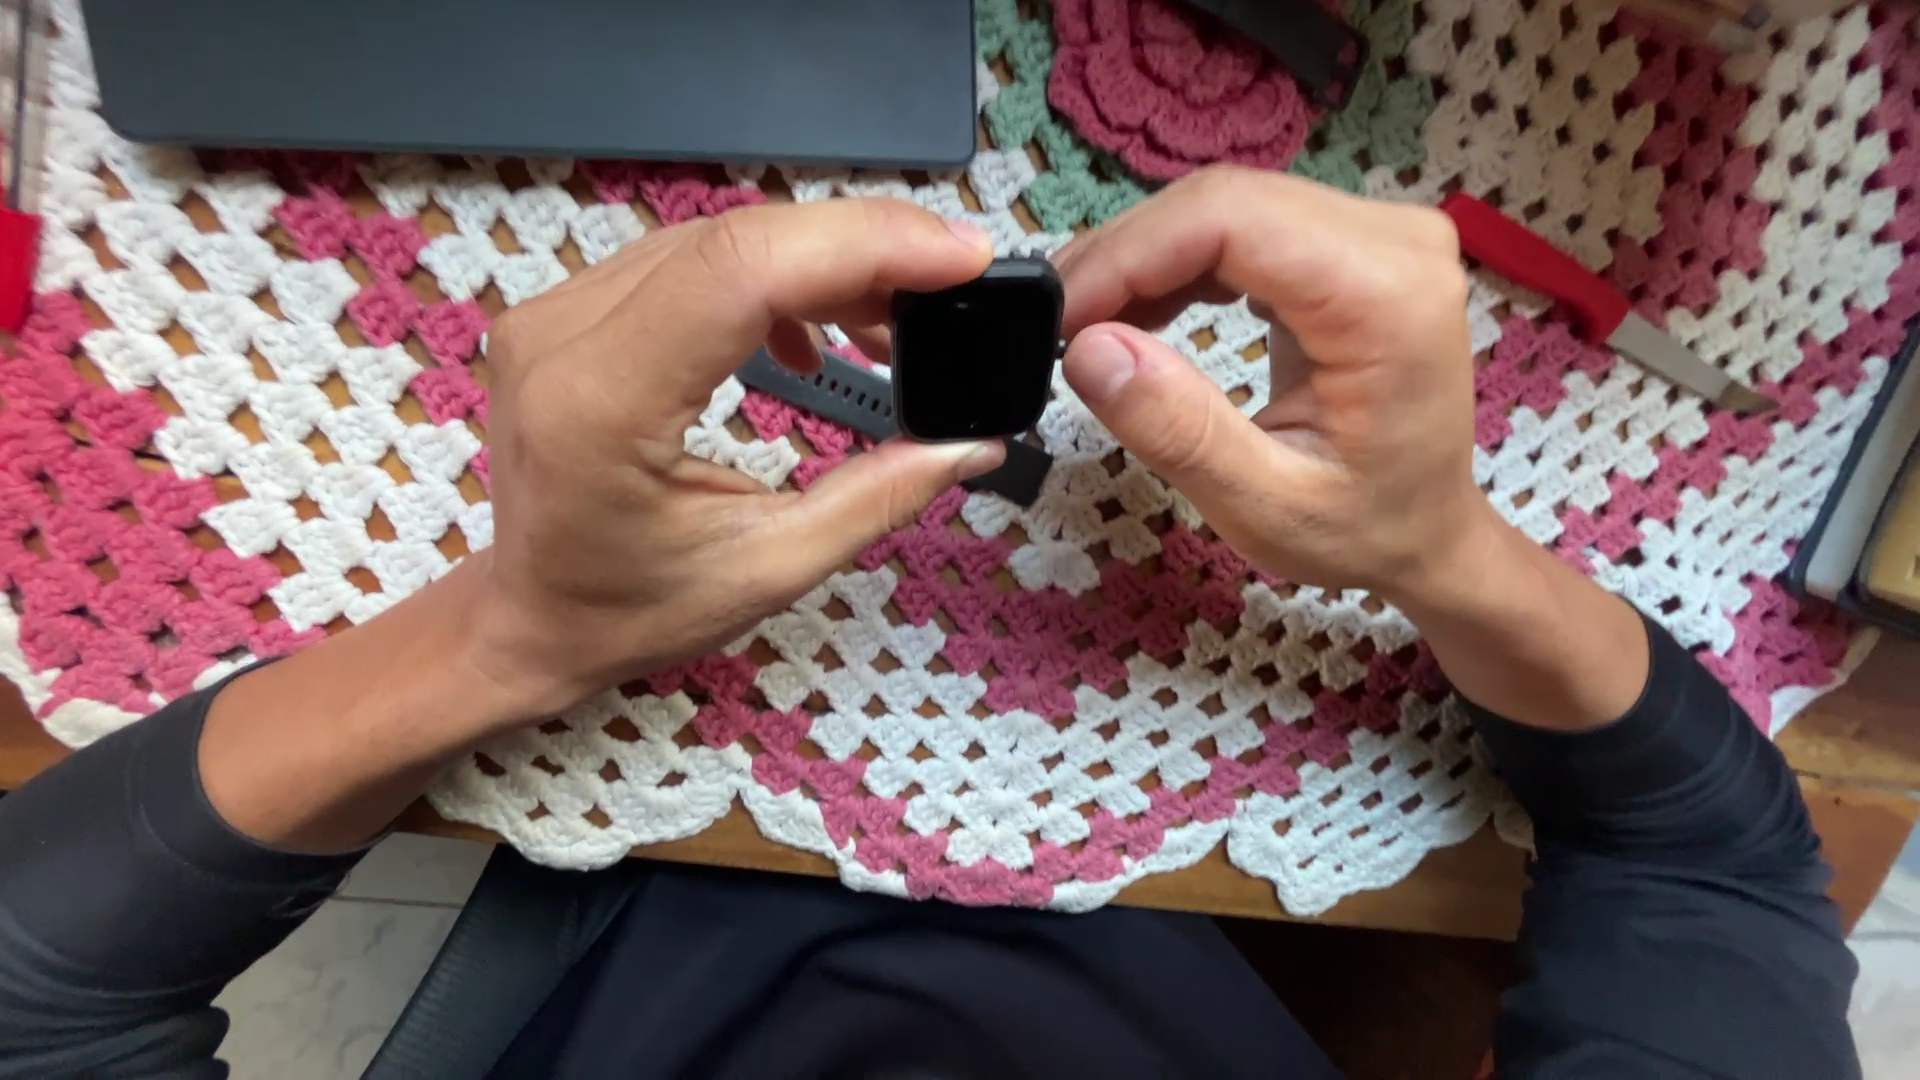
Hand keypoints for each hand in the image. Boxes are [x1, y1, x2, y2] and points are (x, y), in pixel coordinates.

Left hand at [463, 199, 1004, 721]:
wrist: (530, 618)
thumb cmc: (637, 611)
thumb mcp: (772, 569)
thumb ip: (878, 499)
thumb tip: (971, 443)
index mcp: (604, 404)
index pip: (742, 272)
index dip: (864, 246)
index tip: (961, 258)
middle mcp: (565, 334)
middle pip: (739, 239)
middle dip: (864, 248)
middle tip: (952, 285)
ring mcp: (559, 312)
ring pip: (722, 241)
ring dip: (826, 265)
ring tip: (898, 320)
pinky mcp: (575, 312)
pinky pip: (695, 265)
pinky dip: (776, 283)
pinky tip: (814, 338)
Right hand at [1056, 166, 1648, 731]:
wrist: (1424, 531)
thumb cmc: (1358, 531)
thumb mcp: (1261, 506)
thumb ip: (1178, 430)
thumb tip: (1085, 350)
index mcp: (1384, 296)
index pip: (1230, 219)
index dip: (1127, 256)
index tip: (1057, 319)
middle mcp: (1389, 240)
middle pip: (1221, 203)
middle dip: (1122, 258)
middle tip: (1053, 326)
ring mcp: (1371, 237)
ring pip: (1222, 210)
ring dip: (1140, 262)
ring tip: (1083, 325)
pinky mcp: (1343, 252)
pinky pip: (1238, 234)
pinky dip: (1173, 270)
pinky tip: (1137, 316)